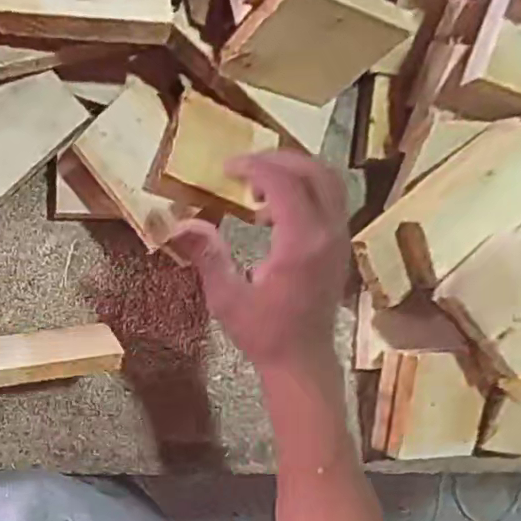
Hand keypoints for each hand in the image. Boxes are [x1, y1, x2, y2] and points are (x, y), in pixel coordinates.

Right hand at [166, 151, 348, 383]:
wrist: (302, 360)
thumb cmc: (263, 334)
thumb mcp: (227, 298)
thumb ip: (208, 256)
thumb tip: (180, 225)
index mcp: (301, 244)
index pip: (284, 183)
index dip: (255, 167)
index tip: (228, 167)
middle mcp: (328, 233)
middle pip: (313, 171)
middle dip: (278, 160)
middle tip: (245, 167)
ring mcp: (340, 239)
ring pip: (328, 182)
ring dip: (295, 173)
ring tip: (259, 188)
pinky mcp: (340, 246)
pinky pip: (331, 201)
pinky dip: (305, 191)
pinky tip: (275, 212)